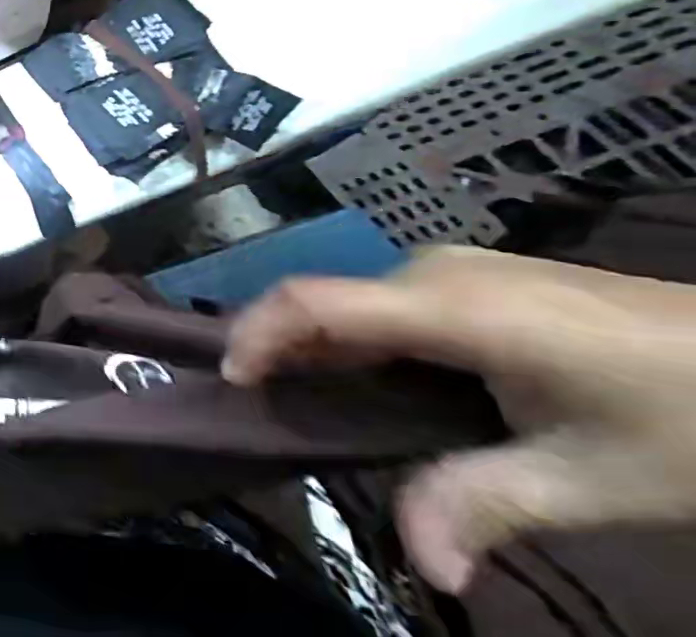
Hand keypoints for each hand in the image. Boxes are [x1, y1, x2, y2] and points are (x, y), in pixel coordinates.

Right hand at [222, 247, 695, 594]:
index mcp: (451, 306)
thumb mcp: (601, 480)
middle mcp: (430, 270)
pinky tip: (386, 381)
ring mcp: (453, 267)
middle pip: (323, 302)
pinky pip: (385, 303)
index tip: (234, 384)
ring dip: (323, 348)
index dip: (256, 335)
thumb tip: (424, 567)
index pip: (312, 302)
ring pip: (353, 302)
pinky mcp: (472, 275)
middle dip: (283, 352)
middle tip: (277, 411)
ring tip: (323, 402)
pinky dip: (360, 340)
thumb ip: (486, 505)